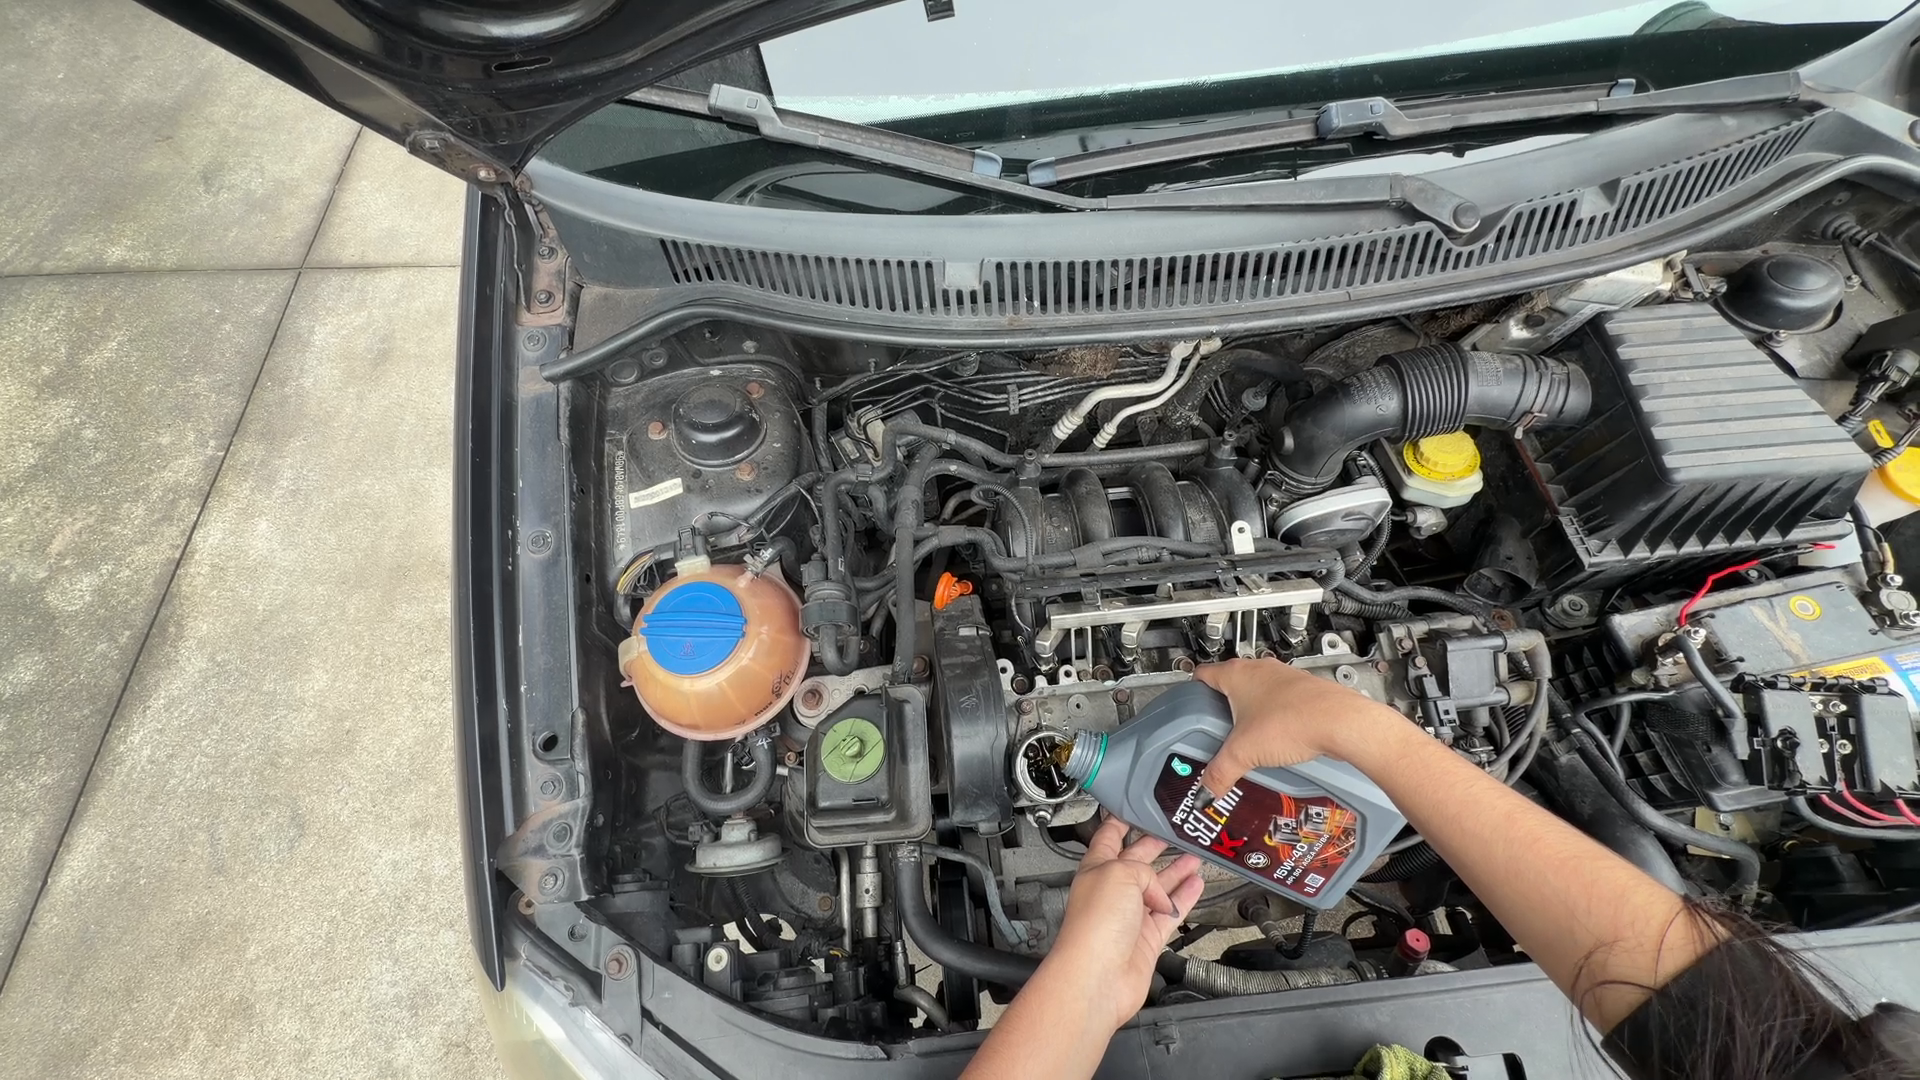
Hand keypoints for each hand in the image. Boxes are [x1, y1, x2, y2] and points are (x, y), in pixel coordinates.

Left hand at [1042, 817, 1204, 1031]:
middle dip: (1153, 845)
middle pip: (1137, 861)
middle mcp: (1113, 889)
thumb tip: (1160, 891)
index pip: (1109, 836)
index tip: (1132, 809)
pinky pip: (1170, 912)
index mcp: (1097, 867)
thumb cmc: (1095, 924)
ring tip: (1193, 856)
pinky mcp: (1147, 937)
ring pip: (1158, 886)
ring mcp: (1130, 914)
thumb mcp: (1119, 875)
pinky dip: (1185, 898)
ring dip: (1176, 871)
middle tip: (1171, 833)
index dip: (1121, 822)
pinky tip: (1196, 885)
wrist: (1098, 975)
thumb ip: (1143, 871)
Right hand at [1193, 657, 1403, 798]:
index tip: (1192, 708)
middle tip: (1220, 731)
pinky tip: (1279, 737)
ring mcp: (1284, 677)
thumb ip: (1221, 772)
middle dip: (1224, 707)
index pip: (1201, 674)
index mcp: (1235, 673)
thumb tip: (1208, 789)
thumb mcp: (1245, 751)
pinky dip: (1276, 715)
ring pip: (1257, 690)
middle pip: (1230, 683)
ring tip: (1250, 737)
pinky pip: (1281, 699)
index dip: (1194, 692)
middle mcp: (1259, 669)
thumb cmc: (1294, 721)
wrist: (1342, 722)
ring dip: (1252, 710)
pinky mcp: (1305, 689)